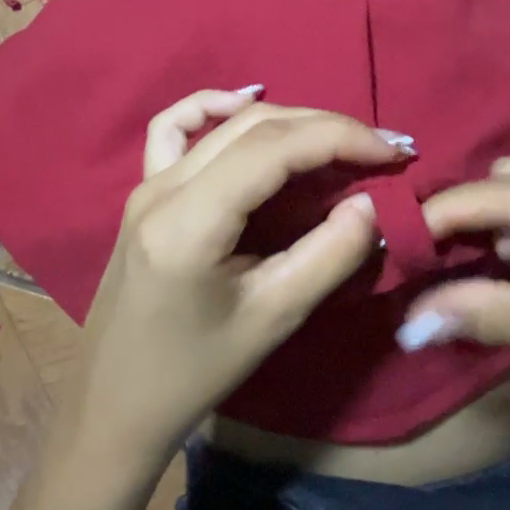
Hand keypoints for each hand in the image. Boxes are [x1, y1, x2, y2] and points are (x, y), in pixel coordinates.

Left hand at [61, 90, 408, 458]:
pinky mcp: (143, 192)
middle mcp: (162, 187)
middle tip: (381, 151)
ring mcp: (147, 184)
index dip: (339, 137)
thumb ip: (327, 256)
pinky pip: (174, 128)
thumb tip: (370, 203)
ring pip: (225, 124)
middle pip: (253, 126)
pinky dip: (215, 107)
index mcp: (189, 221)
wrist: (116, 403)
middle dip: (325, 128)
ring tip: (339, 142)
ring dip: (288, 122)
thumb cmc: (194, 373)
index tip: (393, 154)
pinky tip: (248, 106)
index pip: (272, 147)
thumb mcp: (272, 320)